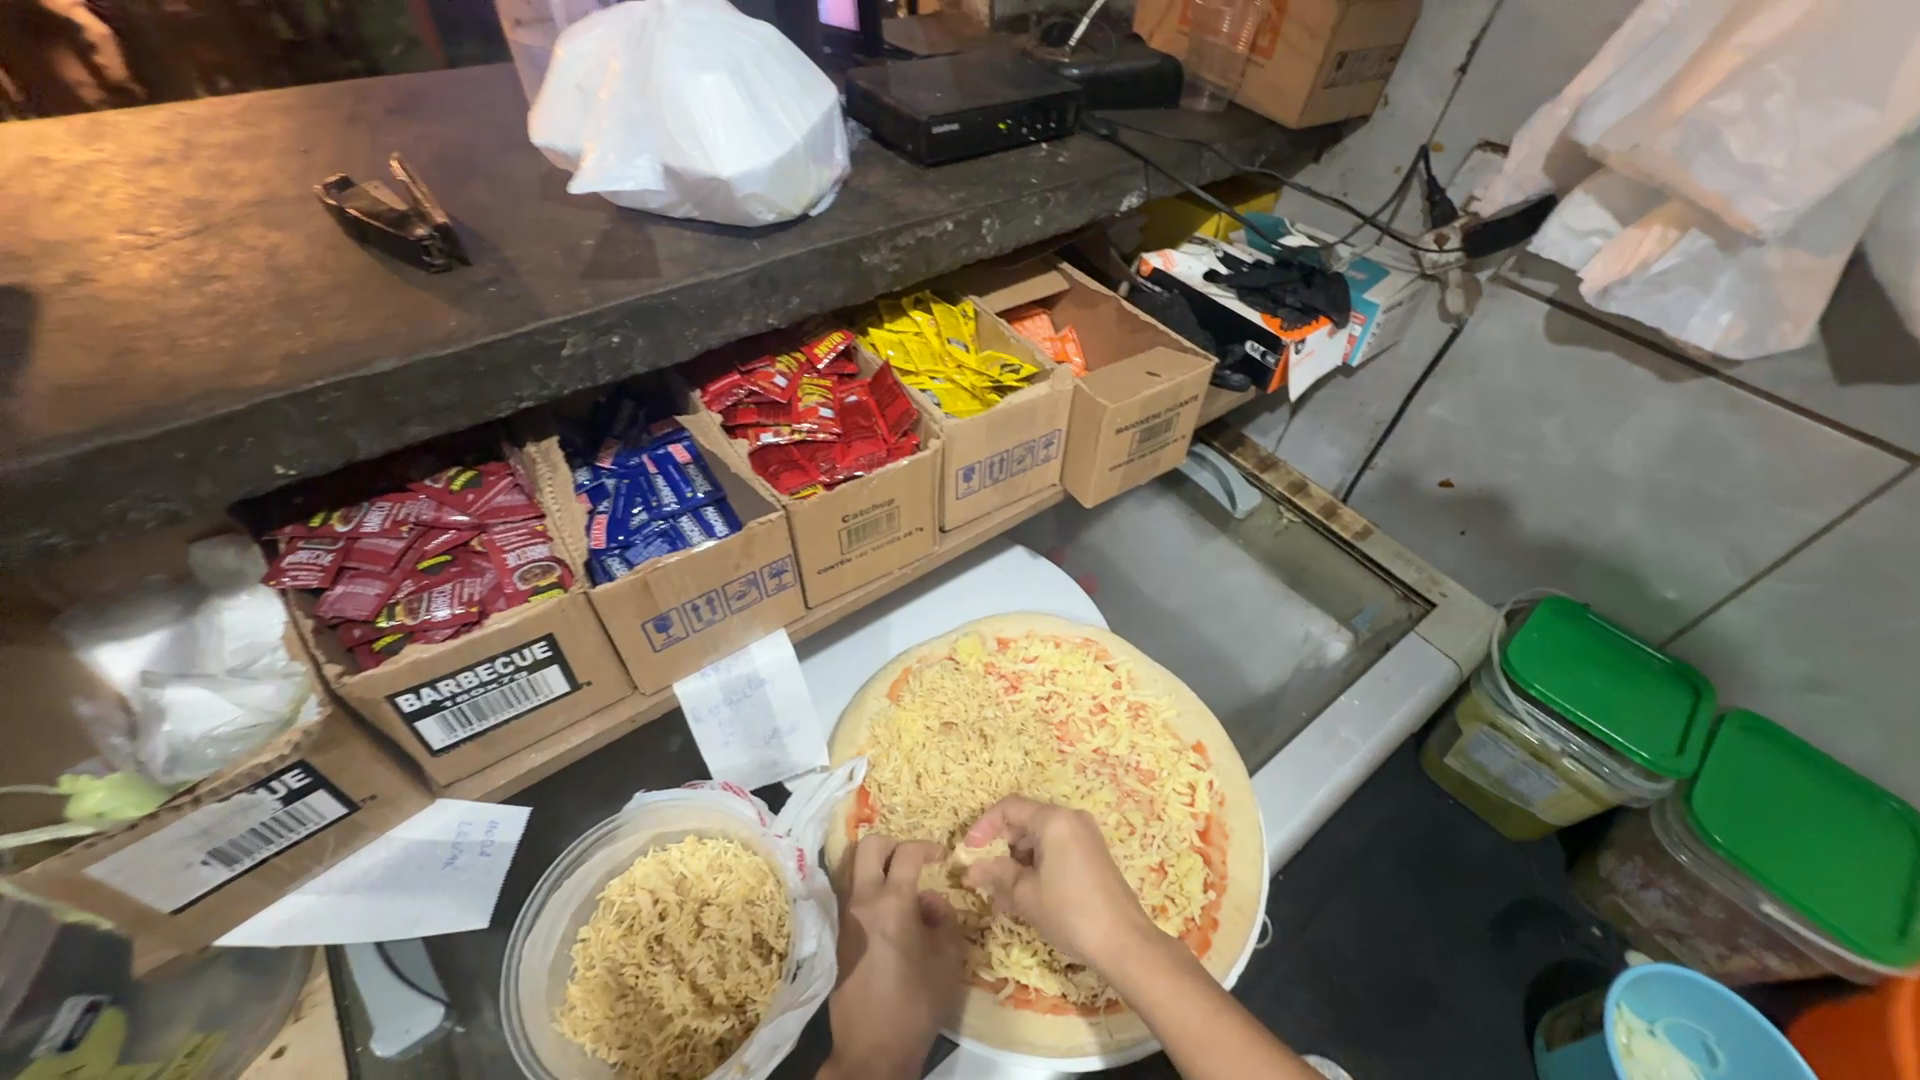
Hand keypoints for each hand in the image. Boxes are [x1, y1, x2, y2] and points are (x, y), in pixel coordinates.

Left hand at [822, 836, 966, 1079]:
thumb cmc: (917, 1003)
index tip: (941, 856)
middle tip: (913, 860)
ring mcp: (843, 917)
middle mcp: (861, 901)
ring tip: (900, 883)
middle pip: (868, 846)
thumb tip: (929, 899)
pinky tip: (887, 911)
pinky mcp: (836, 935)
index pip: (906, 853)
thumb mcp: (948, 957)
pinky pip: (849, 894)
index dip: (927, 846)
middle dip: (894, 844)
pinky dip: (867, 889)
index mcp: (892, 903)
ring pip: (853, 867)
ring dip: (877, 866)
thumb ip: (943, 916)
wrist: (873, 1048)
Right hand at [961, 796, 1161, 973]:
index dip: (984, 826)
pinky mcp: (1094, 856)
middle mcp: (1072, 819)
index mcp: (1055, 820)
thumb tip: (970, 869)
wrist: (1125, 943)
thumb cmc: (1070, 912)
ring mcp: (1086, 837)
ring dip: (1018, 863)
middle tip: (986, 879)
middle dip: (1001, 849)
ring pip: (1040, 840)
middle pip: (1025, 822)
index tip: (969, 851)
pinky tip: (1027, 898)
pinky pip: (1056, 851)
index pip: (1009, 808)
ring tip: (1004, 898)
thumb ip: (996, 874)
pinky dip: (1037, 868)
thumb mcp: (1026, 894)